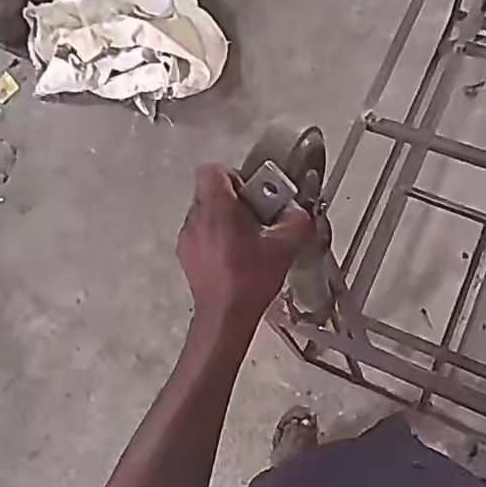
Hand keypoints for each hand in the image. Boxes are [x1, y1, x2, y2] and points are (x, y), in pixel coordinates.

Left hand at [177, 165, 312, 330]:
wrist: (225, 316)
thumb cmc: (251, 278)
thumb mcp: (285, 247)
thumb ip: (297, 221)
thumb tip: (300, 211)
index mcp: (217, 207)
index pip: (212, 170)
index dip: (233, 176)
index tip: (251, 193)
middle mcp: (196, 217)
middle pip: (209, 191)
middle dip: (232, 199)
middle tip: (255, 217)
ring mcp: (186, 237)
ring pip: (204, 213)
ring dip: (223, 219)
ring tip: (245, 240)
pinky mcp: (185, 255)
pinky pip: (199, 234)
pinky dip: (214, 238)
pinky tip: (232, 258)